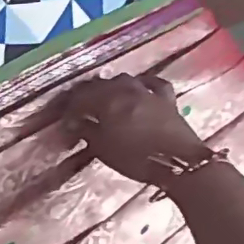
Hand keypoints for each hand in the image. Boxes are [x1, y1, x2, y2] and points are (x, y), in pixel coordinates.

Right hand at [62, 73, 207, 182]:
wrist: (178, 163)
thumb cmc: (135, 158)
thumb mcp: (103, 148)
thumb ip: (87, 131)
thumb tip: (74, 123)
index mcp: (107, 102)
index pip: (81, 98)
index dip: (70, 108)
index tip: (65, 120)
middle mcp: (126, 90)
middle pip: (101, 85)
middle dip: (87, 95)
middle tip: (79, 109)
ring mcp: (147, 92)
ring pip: (124, 81)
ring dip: (111, 86)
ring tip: (105, 97)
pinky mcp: (166, 98)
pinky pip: (152, 83)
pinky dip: (143, 83)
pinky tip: (139, 86)